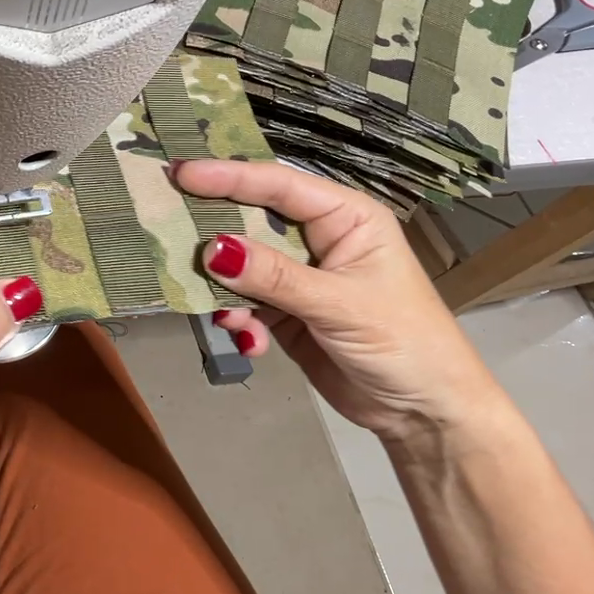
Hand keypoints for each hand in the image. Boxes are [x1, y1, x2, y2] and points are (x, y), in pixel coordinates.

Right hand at [170, 159, 504, 444]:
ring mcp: (295, 273)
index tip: (181, 175)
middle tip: (168, 229)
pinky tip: (249, 340)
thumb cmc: (407, 345)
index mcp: (344, 217)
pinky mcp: (281, 308)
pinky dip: (235, 317)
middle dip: (213, 231)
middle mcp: (315, 237)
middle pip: (248, 217)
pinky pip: (239, 298)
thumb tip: (211, 249)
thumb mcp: (341, 305)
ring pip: (237, 261)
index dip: (228, 177)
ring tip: (228, 315)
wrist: (426, 418)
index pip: (278, 185)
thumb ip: (274, 276)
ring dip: (223, 287)